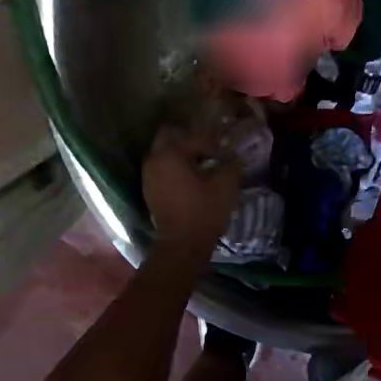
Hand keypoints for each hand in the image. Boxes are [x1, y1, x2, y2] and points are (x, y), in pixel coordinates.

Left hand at [143, 123, 241, 261]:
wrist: (182, 244)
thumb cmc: (204, 212)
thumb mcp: (225, 185)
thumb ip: (230, 163)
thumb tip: (232, 156)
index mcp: (171, 153)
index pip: (194, 136)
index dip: (213, 142)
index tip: (225, 154)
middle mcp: (154, 159)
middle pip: (169, 135)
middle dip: (188, 139)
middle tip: (208, 151)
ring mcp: (148, 175)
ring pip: (163, 152)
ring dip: (180, 154)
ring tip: (200, 166)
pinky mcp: (149, 189)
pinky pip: (160, 168)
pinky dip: (173, 168)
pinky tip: (190, 180)